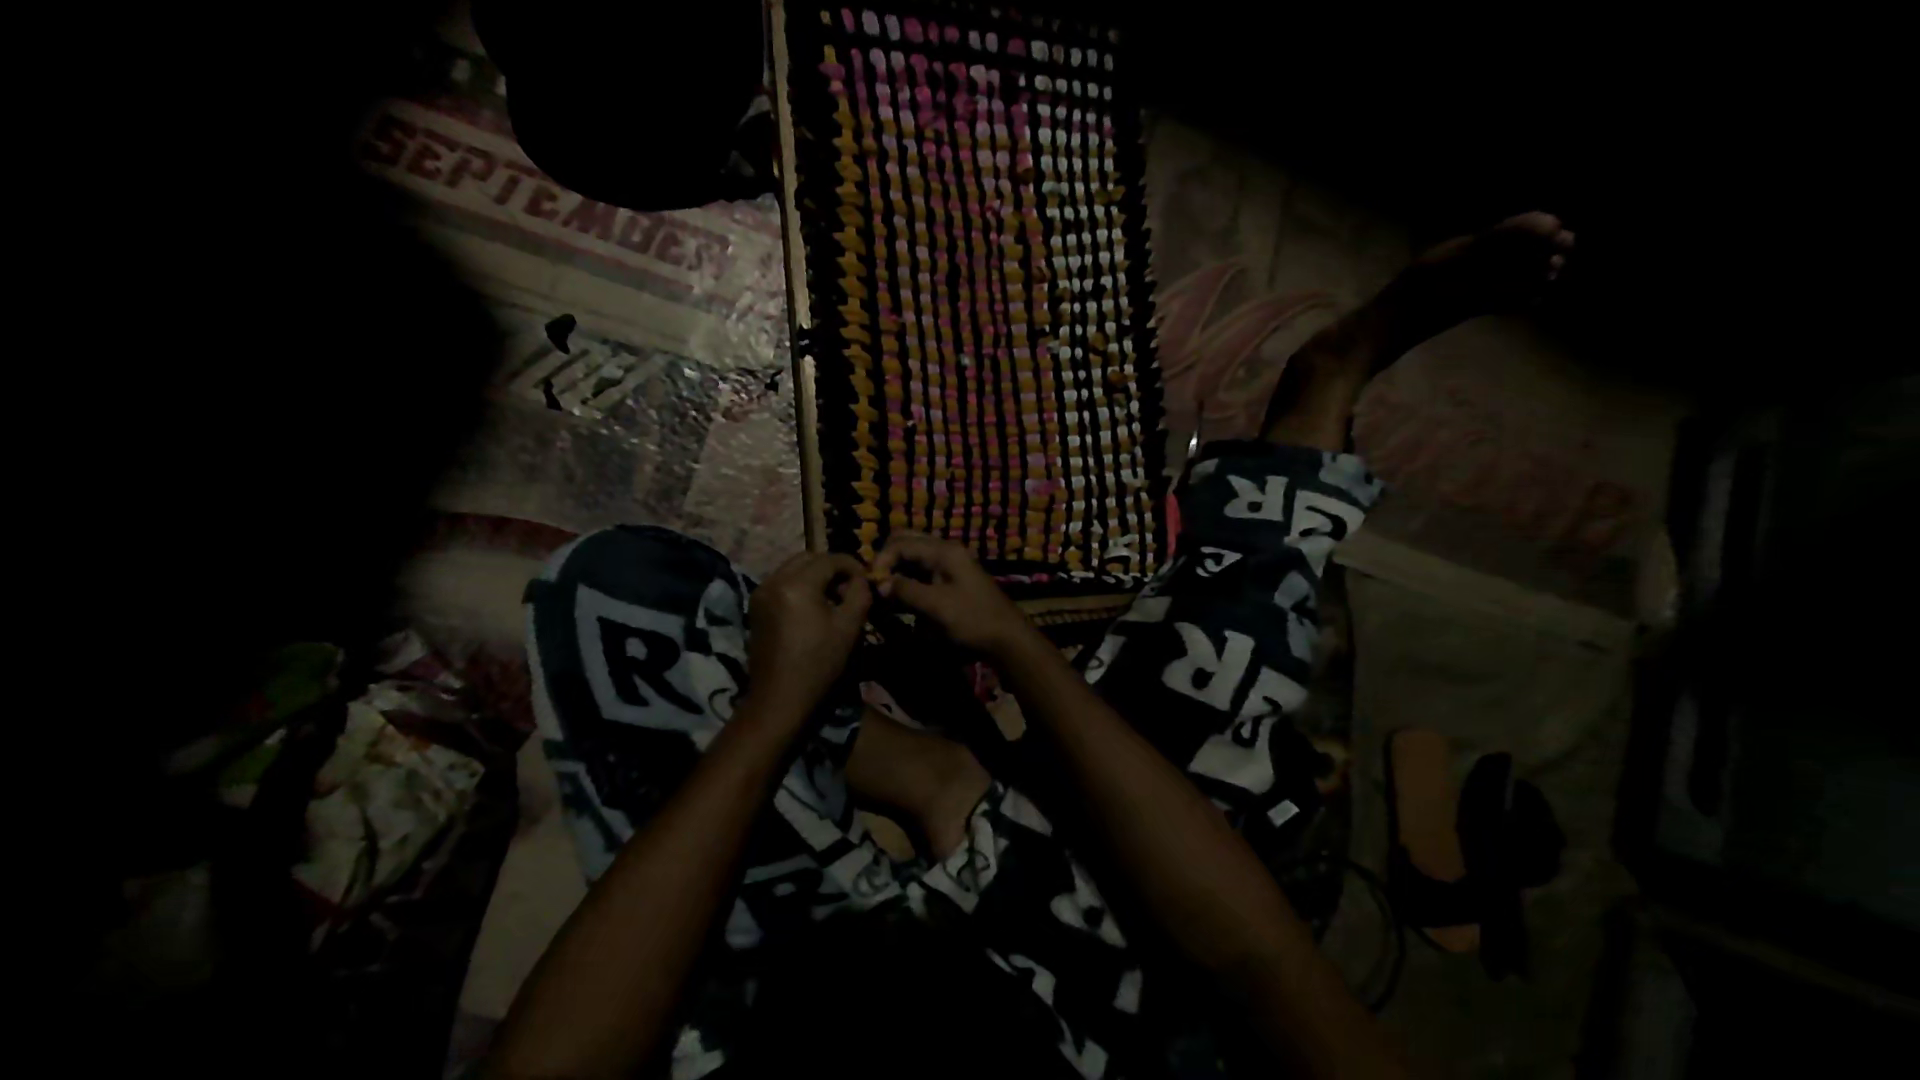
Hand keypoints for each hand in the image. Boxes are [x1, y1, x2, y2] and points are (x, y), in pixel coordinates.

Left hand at [746, 552, 871, 720]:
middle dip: (831, 567)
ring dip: (815, 575)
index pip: (830, 559)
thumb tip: (860, 578)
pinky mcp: (756, 605)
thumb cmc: (819, 663)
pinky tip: (813, 607)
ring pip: (793, 568)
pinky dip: (800, 585)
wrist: (780, 697)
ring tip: (832, 598)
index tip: (865, 580)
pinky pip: (782, 582)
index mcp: (797, 585)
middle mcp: (774, 581)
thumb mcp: (849, 627)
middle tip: (848, 587)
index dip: (851, 565)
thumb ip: (860, 594)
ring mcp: (760, 592)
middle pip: (808, 557)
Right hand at [872, 533, 1032, 655]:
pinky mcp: (951, 580)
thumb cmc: (973, 619)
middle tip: (875, 583)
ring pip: (914, 557)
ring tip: (883, 592)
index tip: (871, 584)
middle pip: (907, 543)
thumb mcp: (936, 606)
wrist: (1008, 638)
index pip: (901, 543)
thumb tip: (878, 583)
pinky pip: (923, 571)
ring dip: (897, 570)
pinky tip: (898, 596)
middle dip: (888, 560)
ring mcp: (950, 565)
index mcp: (944, 551)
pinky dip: (908, 580)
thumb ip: (906, 590)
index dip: (882, 560)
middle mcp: (946, 551)